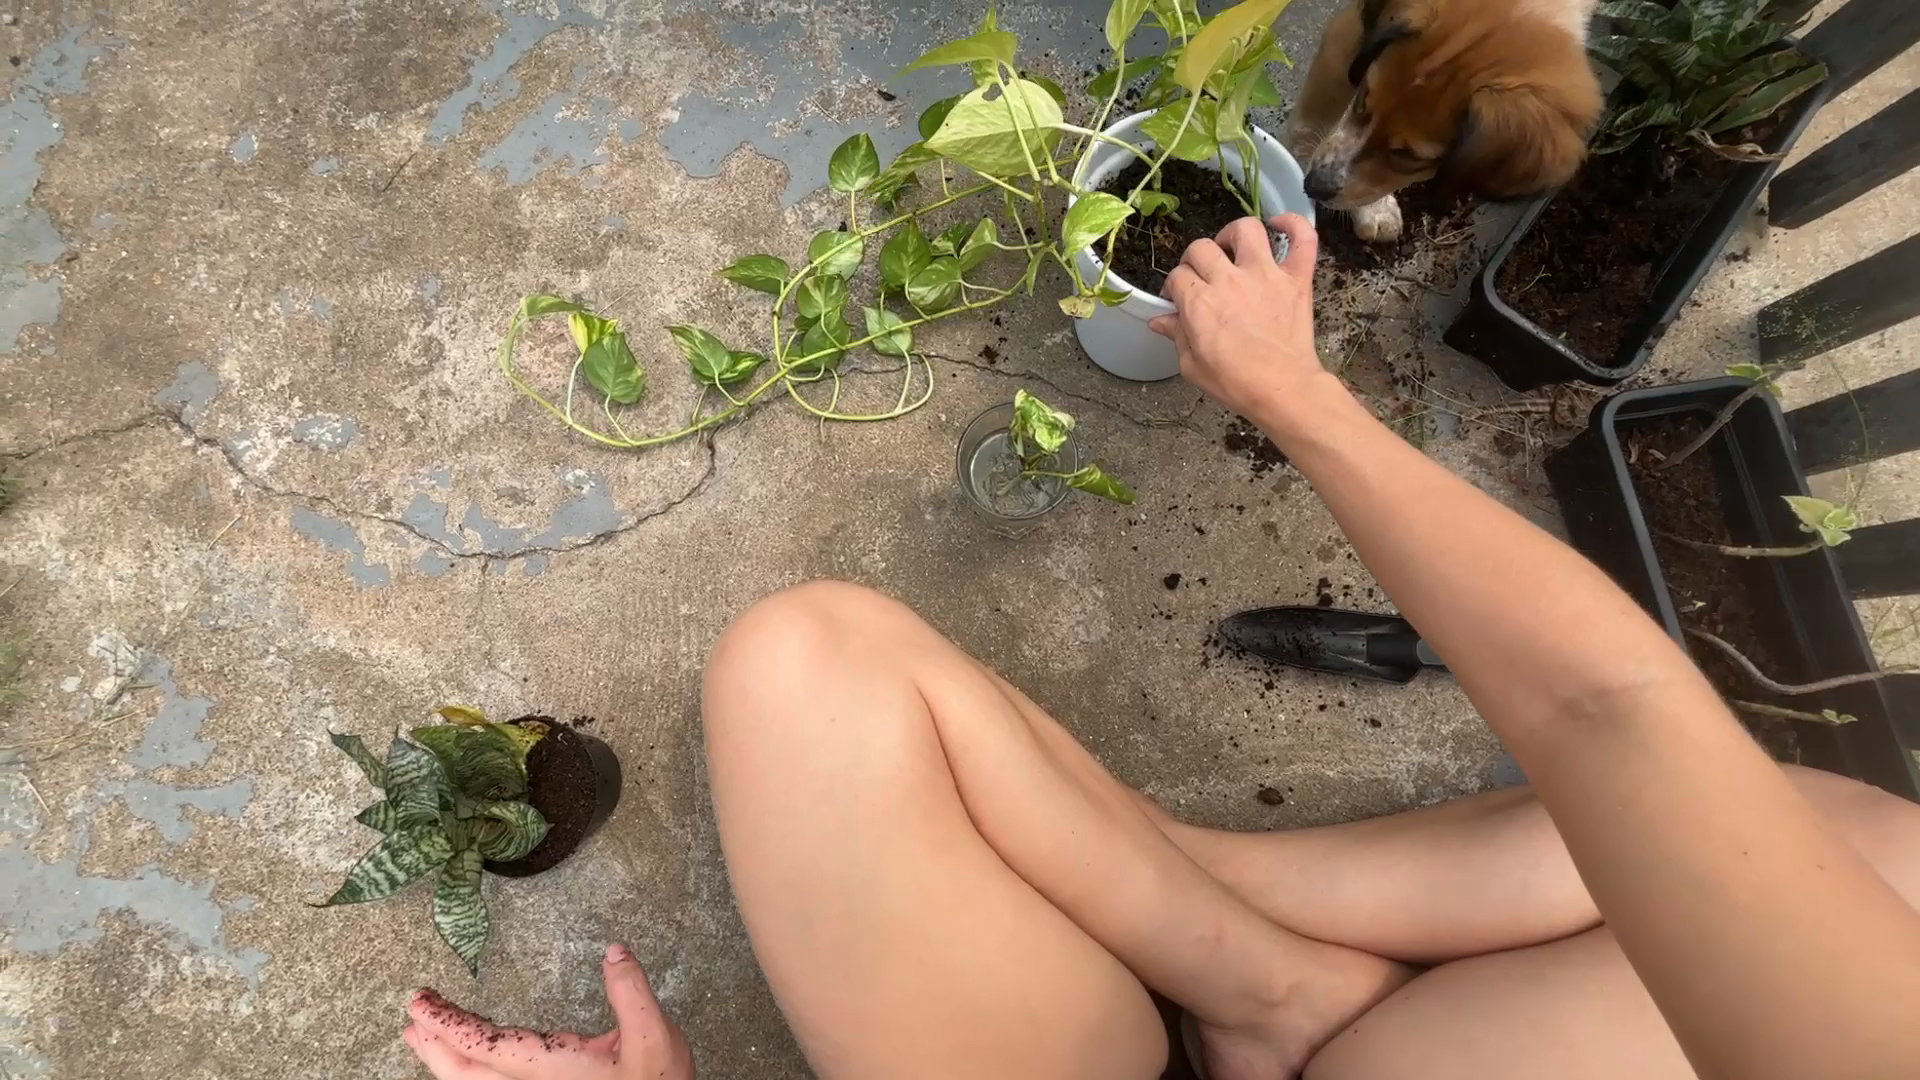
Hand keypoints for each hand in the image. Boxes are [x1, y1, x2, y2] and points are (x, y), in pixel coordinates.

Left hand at [403, 944, 694, 1079]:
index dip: (451, 1027)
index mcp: (553, 1069)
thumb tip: (612, 951)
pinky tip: (473, 1054)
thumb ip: (630, 991)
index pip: (488, 1046)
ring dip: (446, 1056)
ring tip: (426, 1032)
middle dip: (435, 1042)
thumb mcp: (654, 1034)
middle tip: (412, 1010)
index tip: (422, 1006)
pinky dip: (472, 1065)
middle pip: (467, 1072)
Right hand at [1150, 214, 1326, 424]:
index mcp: (1199, 303)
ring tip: (1231, 249)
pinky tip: (1281, 224)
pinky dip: (1294, 224)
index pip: (1177, 277)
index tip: (1177, 300)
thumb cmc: (1234, 382)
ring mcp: (1266, 275)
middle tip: (1199, 276)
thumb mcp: (1192, 365)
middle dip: (1193, 259)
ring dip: (1233, 234)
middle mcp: (1229, 281)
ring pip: (1246, 230)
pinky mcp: (1296, 278)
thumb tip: (1159, 320)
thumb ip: (1176, 335)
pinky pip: (1302, 238)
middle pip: (1201, 248)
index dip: (1173, 287)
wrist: (1281, 388)